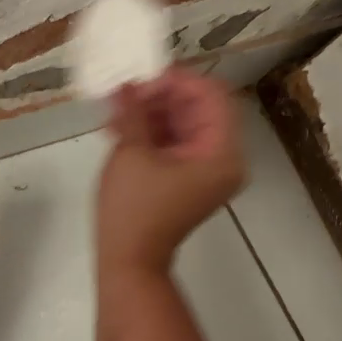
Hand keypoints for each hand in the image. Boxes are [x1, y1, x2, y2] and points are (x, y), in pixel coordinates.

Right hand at [96, 67, 244, 276]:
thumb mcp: (131, 153)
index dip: (177, 80)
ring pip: (185, 127)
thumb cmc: (132, 209)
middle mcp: (224, 160)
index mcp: (221, 153)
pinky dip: (153, 135)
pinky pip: (176, 147)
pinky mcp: (188, 183)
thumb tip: (126, 83)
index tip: (141, 78)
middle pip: (200, 110)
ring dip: (154, 114)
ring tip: (117, 110)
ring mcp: (207, 173)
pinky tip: (123, 128)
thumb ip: (133, 112)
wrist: (128, 262)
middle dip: (162, 97)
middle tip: (125, 92)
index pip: (211, 96)